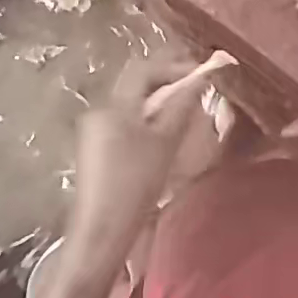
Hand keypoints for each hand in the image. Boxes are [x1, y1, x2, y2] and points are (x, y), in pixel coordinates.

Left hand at [63, 56, 208, 271]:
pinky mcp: (96, 147)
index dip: (175, 66)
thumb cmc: (135, 183)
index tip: (203, 72)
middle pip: (136, 84)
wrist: (102, 231)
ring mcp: (94, 129)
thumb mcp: (166, 142)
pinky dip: (148, 118)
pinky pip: (126, 120)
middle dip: (168, 82)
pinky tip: (164, 133)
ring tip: (186, 110)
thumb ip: (182, 106)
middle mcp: (100, 110)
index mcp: (114, 105)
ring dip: (159, 101)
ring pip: (132, 103)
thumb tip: (200, 79)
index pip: (145, 69)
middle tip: (197, 88)